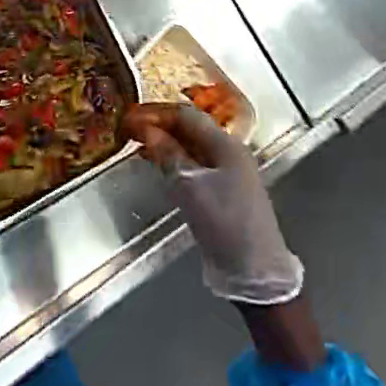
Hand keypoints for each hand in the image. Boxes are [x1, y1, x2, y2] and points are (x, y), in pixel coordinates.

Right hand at [125, 104, 302, 305]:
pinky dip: (173, 160)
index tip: (130, 116)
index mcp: (226, 145)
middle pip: (190, 128)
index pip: (186, 115)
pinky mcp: (223, 192)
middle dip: (159, 125)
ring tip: (138, 143)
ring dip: (164, 143)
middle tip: (130, 128)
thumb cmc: (224, 223)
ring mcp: (228, 173)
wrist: (255, 272)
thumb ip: (167, 154)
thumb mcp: (189, 186)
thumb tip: (146, 130)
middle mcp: (229, 153)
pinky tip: (157, 164)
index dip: (156, 113)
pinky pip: (193, 164)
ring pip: (191, 147)